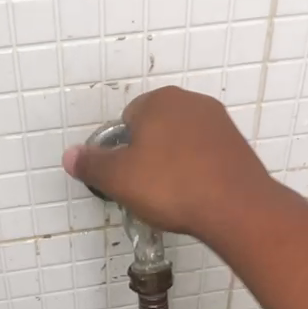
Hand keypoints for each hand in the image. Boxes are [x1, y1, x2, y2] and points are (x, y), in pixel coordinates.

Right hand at [61, 87, 285, 242]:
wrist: (235, 207)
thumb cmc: (172, 187)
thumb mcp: (119, 179)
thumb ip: (92, 165)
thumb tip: (70, 156)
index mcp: (159, 101)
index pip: (128, 121)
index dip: (123, 152)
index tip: (127, 178)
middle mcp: (191, 102)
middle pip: (157, 130)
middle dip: (150, 156)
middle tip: (148, 190)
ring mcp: (218, 123)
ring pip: (183, 144)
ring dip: (175, 166)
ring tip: (174, 197)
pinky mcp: (236, 147)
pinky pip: (206, 158)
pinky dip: (198, 173)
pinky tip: (197, 197)